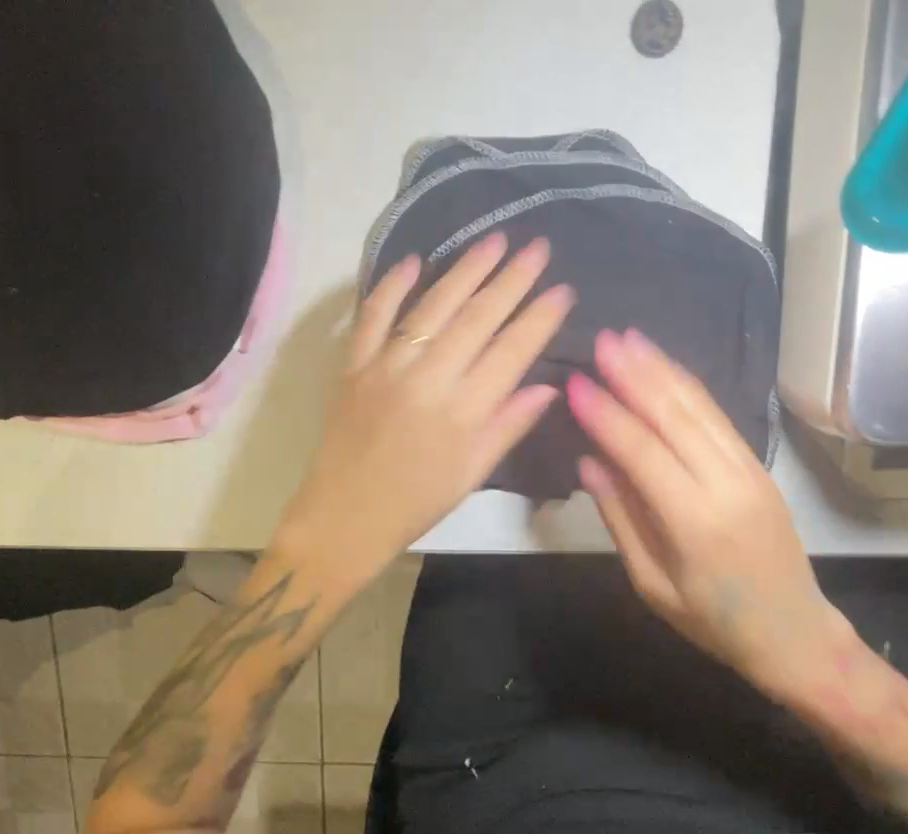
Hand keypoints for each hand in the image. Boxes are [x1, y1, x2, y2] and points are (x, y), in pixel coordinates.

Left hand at [271, 233, 573, 594]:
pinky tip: (415, 260)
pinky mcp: (354, 366)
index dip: (540, 318)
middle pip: (477, 318)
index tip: (563, 289)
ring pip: (432, 307)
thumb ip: (508, 426)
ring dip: (465, 270)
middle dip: (512, 279)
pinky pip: (373, 317)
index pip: (512, 351)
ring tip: (494, 240)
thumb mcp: (471, 474)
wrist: (344, 518)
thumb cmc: (415, 503)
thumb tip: (548, 387)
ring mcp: (387, 368)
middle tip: (538, 247)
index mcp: (464, 412)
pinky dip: (391, 286)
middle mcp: (429, 380)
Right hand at [569, 328, 851, 702]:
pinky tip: (667, 370)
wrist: (794, 633)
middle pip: (675, 417)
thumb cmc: (713, 622)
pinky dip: (690, 389)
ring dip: (663, 371)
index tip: (575, 384)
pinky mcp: (760, 468)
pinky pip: (720, 419)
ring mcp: (750, 472)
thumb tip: (589, 463)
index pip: (642, 452)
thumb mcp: (653, 584)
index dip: (605, 416)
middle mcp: (727, 485)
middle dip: (636, 375)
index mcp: (695, 522)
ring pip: (701, 409)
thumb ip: (621, 519)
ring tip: (630, 339)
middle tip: (601, 340)